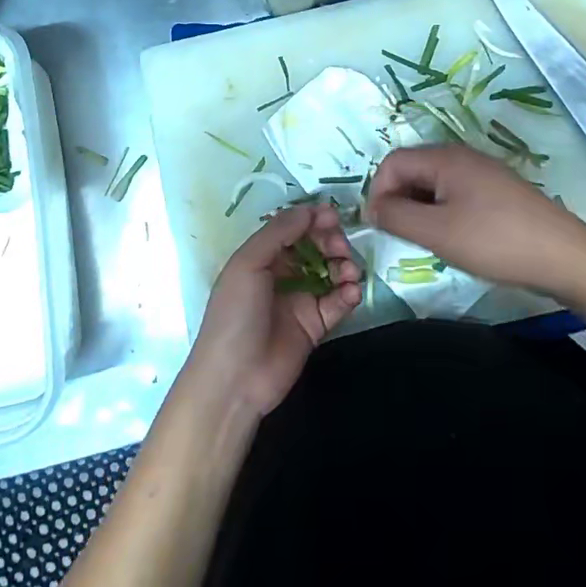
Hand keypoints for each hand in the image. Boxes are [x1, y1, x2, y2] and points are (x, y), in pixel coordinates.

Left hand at [179, 202, 362, 417]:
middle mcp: (281, 274)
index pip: (291, 229)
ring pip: (330, 272)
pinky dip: (348, 294)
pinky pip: (338, 302)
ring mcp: (300, 299)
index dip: (312, 219)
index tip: (332, 215)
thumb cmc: (235, 313)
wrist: (235, 377)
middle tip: (340, 247)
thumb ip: (278, 234)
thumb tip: (308, 209)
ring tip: (348, 273)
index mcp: (261, 256)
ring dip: (343, 266)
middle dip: (331, 241)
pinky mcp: (316, 325)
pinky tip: (351, 293)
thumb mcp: (248, 265)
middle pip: (314, 247)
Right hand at [366, 144, 585, 295]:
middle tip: (402, 234)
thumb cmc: (496, 242)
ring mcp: (483, 173)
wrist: (569, 259)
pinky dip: (442, 212)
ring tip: (427, 239)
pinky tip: (454, 237)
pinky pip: (455, 193)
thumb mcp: (436, 232)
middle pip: (412, 169)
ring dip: (419, 208)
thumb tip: (372, 208)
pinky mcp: (498, 192)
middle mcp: (462, 157)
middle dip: (398, 199)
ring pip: (433, 183)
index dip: (378, 191)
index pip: (392, 162)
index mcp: (445, 158)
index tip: (379, 225)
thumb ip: (395, 216)